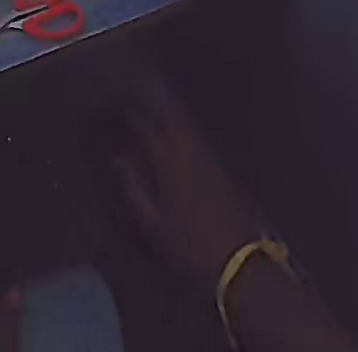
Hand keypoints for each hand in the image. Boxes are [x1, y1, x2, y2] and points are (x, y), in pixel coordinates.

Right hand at [110, 82, 259, 284]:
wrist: (241, 266)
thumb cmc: (189, 244)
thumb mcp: (151, 221)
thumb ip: (132, 186)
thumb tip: (118, 158)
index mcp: (168, 161)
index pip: (145, 126)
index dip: (130, 114)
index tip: (116, 105)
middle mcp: (190, 151)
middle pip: (171, 115)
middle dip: (153, 100)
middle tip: (138, 91)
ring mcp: (211, 158)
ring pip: (188, 124)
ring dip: (171, 111)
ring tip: (156, 102)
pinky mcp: (224, 169)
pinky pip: (200, 138)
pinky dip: (187, 129)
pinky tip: (180, 132)